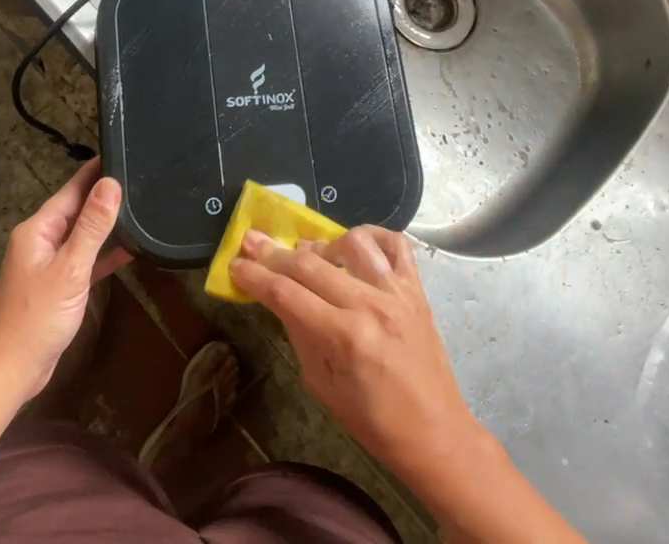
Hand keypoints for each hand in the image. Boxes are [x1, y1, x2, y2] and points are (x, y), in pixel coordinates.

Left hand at [0, 159, 129, 404]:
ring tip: (138, 207)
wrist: (13, 369)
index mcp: (37, 230)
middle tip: (138, 177)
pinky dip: (102, 254)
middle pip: (76, 210)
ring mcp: (46, 264)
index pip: (71, 191)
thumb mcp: (71, 269)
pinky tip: (128, 250)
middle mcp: (39, 241)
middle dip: (103, 195)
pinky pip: (83, 259)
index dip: (95, 172)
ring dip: (105, 225)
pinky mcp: (56, 285)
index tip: (120, 152)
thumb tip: (110, 183)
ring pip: (80, 235)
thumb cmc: (38, 318)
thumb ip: (92, 227)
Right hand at [229, 226, 481, 479]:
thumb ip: (298, 333)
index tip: (235, 264)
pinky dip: (372, 236)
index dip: (254, 276)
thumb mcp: (320, 385)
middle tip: (251, 243)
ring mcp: (397, 293)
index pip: (285, 293)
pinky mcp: (417, 290)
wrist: (434, 432)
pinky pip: (395, 244)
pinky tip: (354, 246)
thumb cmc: (371, 420)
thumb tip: (277, 296)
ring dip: (322, 244)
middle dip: (273, 253)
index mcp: (343, 337)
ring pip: (352, 242)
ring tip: (311, 257)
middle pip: (310, 264)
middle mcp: (370, 306)